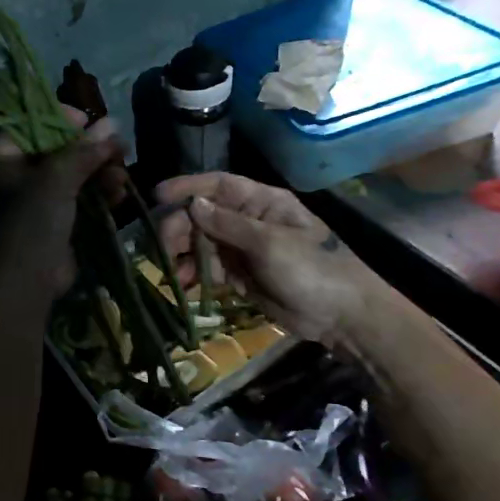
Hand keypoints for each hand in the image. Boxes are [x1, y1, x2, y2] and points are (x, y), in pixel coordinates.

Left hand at [0, 111, 121, 299]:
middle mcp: (23, 176)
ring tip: (122, 176)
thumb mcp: (56, 178)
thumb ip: (85, 151)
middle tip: (120, 148)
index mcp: (8, 159)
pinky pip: (85, 200)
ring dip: (102, 173)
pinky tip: (120, 193)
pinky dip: (102, 195)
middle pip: (62, 151)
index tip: (92, 121)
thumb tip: (113, 124)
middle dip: (93, 150)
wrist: (26, 283)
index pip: (35, 126)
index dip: (63, 120)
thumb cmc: (31, 221)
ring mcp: (43, 202)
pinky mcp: (61, 223)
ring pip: (78, 177)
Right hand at [155, 173, 386, 343]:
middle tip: (162, 249)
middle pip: (205, 216)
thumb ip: (229, 224)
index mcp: (262, 203)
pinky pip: (212, 270)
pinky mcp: (243, 276)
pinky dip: (196, 277)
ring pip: (204, 244)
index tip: (157, 196)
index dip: (188, 187)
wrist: (341, 315)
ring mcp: (245, 249)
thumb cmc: (311, 269)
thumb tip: (194, 203)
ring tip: (173, 275)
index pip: (219, 185)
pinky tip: (186, 287)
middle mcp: (250, 221)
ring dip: (185, 256)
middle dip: (181, 229)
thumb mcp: (270, 243)